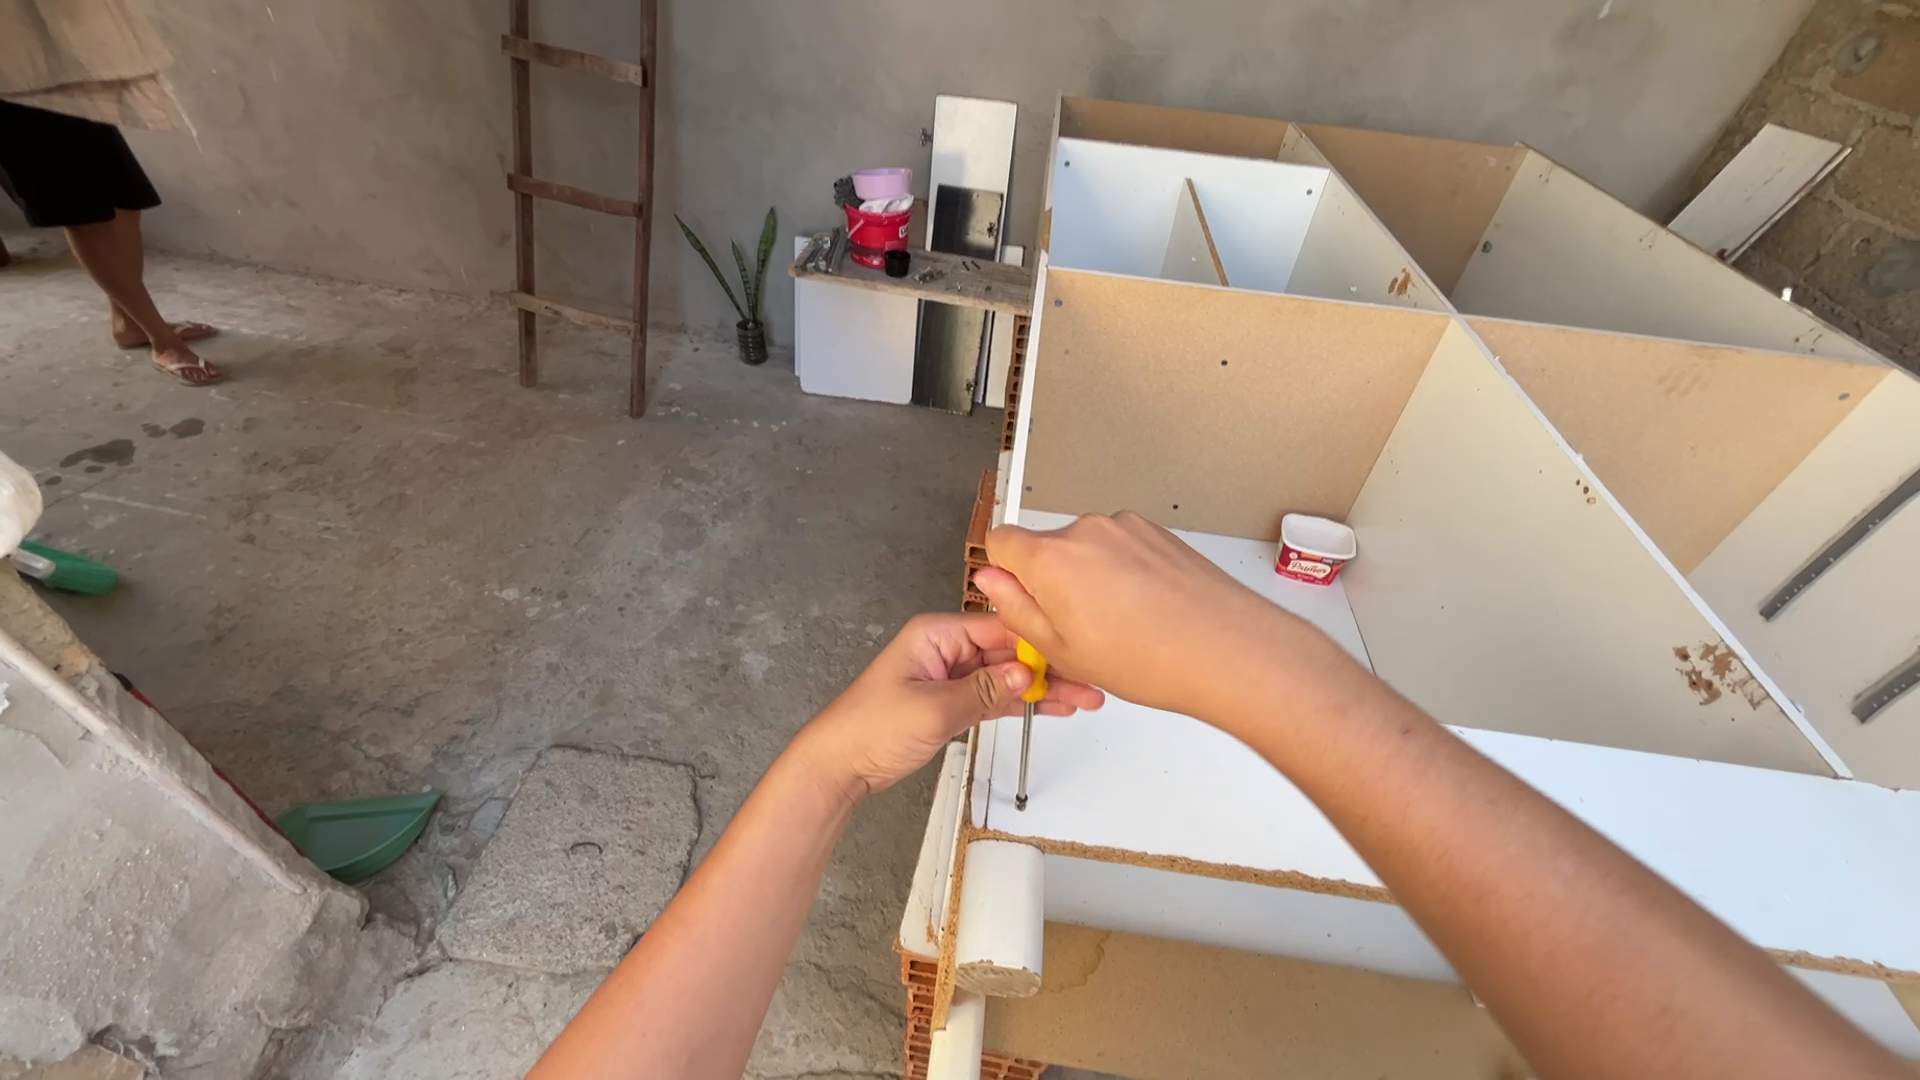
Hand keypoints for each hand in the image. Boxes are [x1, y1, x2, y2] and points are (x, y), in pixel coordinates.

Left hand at [795, 613, 1104, 800]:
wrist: (840, 765)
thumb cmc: (868, 726)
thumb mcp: (933, 708)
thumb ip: (984, 690)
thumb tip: (1025, 673)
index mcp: (936, 634)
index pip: (998, 629)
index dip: (1035, 643)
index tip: (1069, 654)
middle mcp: (946, 649)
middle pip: (1007, 653)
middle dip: (1047, 668)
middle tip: (1087, 681)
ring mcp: (950, 676)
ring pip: (1006, 677)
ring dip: (1042, 688)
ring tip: (1082, 696)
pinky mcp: (952, 701)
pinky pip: (995, 697)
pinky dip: (1021, 703)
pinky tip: (1051, 706)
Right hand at [976, 512, 1344, 721]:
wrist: (1227, 649)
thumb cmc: (1152, 658)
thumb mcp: (1060, 650)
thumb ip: (1014, 608)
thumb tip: (991, 581)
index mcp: (1052, 558)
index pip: (1000, 540)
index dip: (1005, 573)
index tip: (1022, 598)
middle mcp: (1085, 530)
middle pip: (1045, 547)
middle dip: (1051, 581)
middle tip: (1078, 627)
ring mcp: (1125, 527)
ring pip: (1084, 549)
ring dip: (1089, 577)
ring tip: (1120, 624)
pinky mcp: (1154, 531)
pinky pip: (1119, 547)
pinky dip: (1122, 572)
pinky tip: (1143, 610)